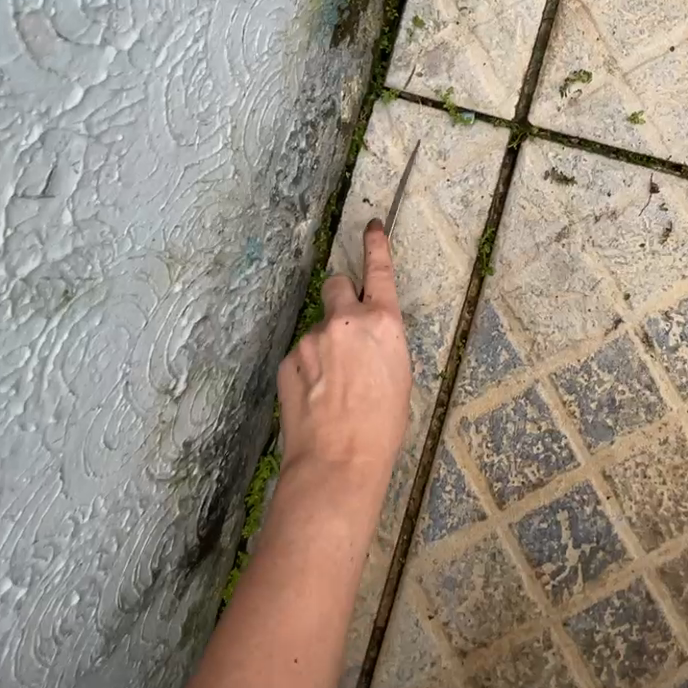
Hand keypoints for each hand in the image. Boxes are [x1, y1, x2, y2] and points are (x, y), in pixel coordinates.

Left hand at [277, 219, 411, 487]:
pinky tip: (315, 397)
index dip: (375, 245)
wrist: (338, 461)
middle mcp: (345, 320)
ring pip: (318, 328)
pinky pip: (301, 354)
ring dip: (325, 344)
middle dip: (341, 297)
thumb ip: (382, 342)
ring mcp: (311, 338)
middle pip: (336, 285)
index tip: (371, 226)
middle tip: (346, 327)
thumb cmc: (383, 424)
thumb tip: (369, 338)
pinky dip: (308, 368)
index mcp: (383, 322)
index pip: (378, 271)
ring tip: (332, 387)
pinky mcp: (288, 360)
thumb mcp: (399, 374)